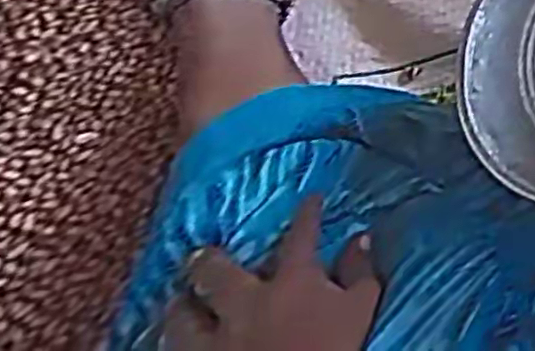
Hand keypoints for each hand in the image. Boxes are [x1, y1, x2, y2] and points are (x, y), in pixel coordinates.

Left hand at [166, 196, 379, 350]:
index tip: (310, 199)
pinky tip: (173, 341)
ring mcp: (212, 342)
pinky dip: (171, 342)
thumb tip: (358, 238)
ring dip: (179, 305)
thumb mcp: (362, 303)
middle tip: (201, 252)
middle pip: (217, 275)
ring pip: (179, 318)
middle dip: (207, 261)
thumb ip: (359, 269)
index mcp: (292, 280)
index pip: (300, 235)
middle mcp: (245, 303)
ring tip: (178, 298)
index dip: (307, 213)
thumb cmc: (334, 347)